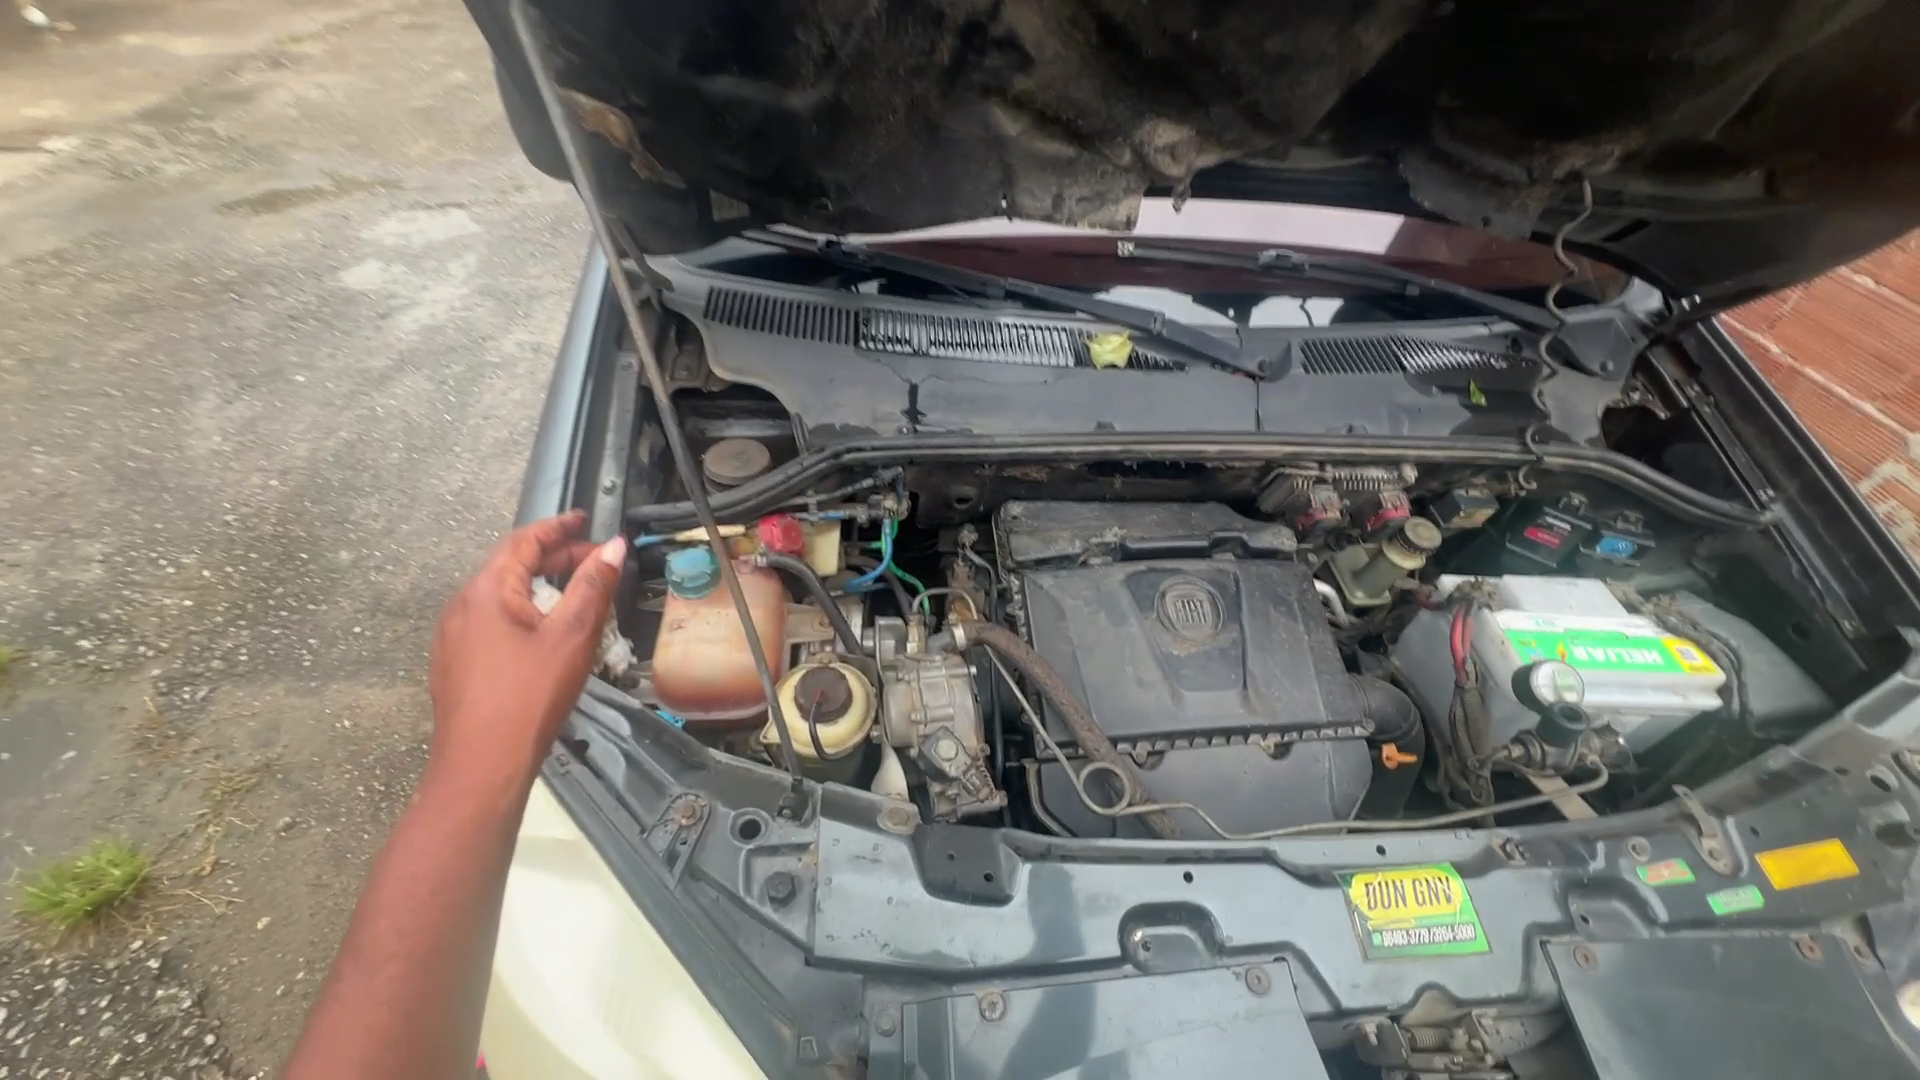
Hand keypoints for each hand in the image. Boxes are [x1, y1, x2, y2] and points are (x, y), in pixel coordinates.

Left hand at [427, 511, 624, 787]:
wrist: (482, 764)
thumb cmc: (530, 695)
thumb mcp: (572, 636)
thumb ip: (593, 586)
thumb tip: (615, 546)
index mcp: (486, 592)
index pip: (523, 542)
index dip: (557, 527)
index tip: (586, 519)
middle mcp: (462, 606)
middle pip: (510, 565)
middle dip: (554, 556)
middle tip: (595, 558)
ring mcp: (454, 636)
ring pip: (501, 594)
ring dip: (540, 582)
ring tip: (577, 588)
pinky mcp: (456, 662)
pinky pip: (493, 619)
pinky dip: (524, 607)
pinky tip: (546, 628)